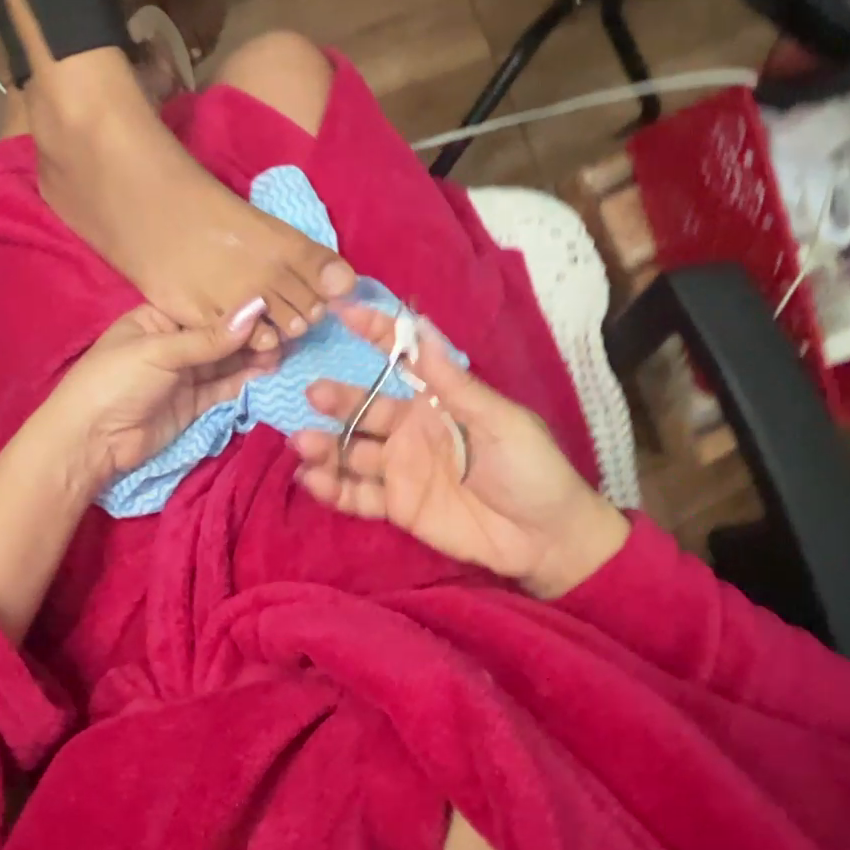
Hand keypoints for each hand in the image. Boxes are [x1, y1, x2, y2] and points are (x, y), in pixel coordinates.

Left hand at [44, 299, 275, 485]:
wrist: (90, 441)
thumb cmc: (114, 381)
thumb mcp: (160, 351)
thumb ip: (209, 338)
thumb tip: (255, 311)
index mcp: (157, 318)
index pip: (205, 307)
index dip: (237, 307)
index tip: (272, 306)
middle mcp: (174, 342)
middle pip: (219, 334)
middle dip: (251, 332)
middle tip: (286, 331)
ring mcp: (184, 374)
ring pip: (226, 360)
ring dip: (253, 355)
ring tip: (285, 349)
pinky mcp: (193, 403)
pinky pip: (224, 386)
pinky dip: (245, 378)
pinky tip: (269, 368)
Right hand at [289, 305, 629, 597]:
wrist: (547, 540)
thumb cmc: (532, 470)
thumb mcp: (501, 420)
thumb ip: (454, 383)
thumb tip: (421, 325)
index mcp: (438, 402)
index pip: (401, 361)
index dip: (373, 334)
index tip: (341, 310)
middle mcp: (412, 429)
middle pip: (365, 409)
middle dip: (338, 401)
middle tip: (314, 395)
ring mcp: (401, 468)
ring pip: (352, 452)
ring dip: (326, 446)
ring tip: (302, 444)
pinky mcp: (397, 506)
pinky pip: (357, 494)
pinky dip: (331, 488)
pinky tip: (311, 480)